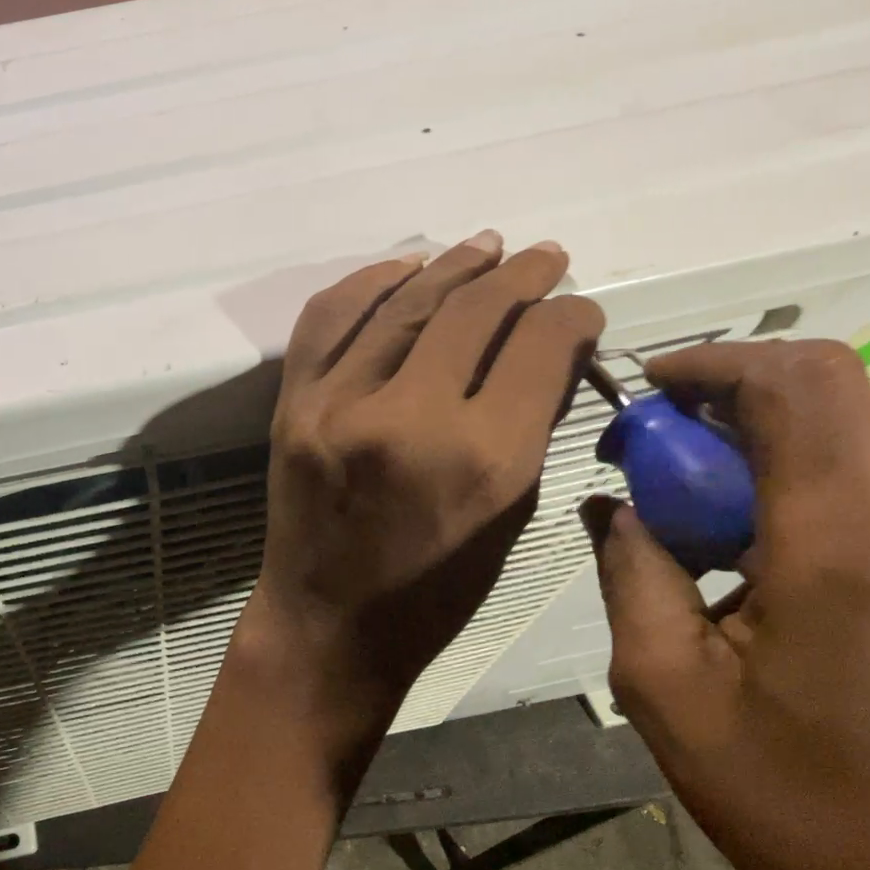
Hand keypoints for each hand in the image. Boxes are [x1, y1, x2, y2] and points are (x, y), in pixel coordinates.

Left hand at [242, 230, 602, 748]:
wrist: (325, 623)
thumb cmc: (432, 590)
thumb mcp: (508, 515)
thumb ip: (531, 424)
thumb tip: (550, 345)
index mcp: (482, 459)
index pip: (540, 346)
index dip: (569, 314)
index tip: (579, 306)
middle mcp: (406, 418)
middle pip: (471, 312)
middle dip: (518, 276)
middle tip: (541, 257)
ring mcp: (335, 405)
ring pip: (401, 304)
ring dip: (448, 266)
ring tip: (483, 247)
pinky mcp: (290, 405)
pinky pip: (326, 319)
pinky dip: (367, 283)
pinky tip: (403, 268)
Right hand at [585, 340, 869, 869]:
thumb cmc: (803, 810)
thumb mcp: (666, 694)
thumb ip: (633, 577)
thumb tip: (618, 510)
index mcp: (855, 555)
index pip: (806, 383)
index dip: (719, 359)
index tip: (648, 393)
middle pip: (838, 406)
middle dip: (730, 415)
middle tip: (659, 475)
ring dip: (776, 463)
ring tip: (714, 539)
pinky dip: (823, 504)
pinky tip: (784, 582)